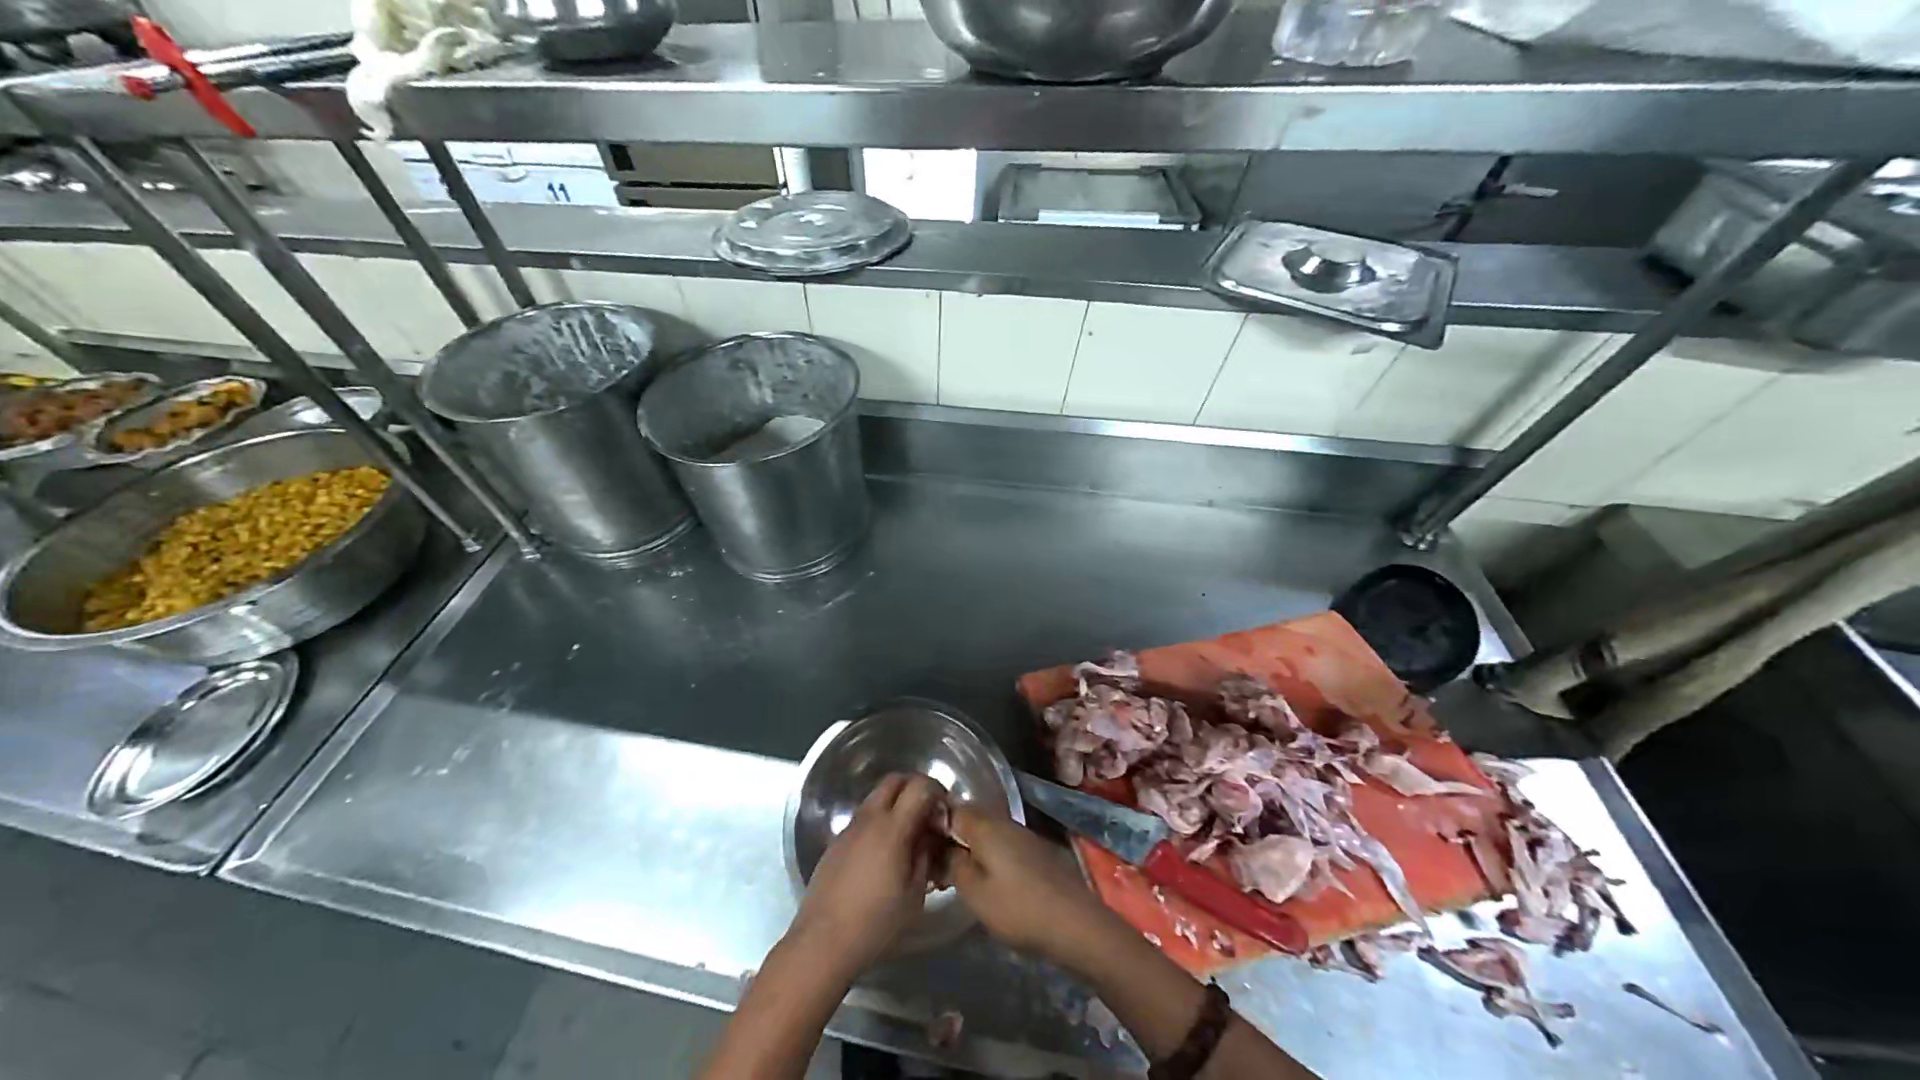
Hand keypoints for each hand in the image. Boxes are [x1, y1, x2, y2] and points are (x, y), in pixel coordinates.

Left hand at [789, 773, 943, 974]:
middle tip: (929, 814)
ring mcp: (849, 830)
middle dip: (915, 788)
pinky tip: (885, 855)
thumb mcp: (915, 894)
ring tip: (908, 837)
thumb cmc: (876, 923)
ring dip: (896, 805)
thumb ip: (925, 856)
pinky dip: (880, 822)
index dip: (937, 791)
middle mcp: (868, 820)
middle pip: (894, 780)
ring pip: (876, 798)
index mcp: (892, 828)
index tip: (945, 813)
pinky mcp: (836, 843)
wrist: (822, 942)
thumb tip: (930, 836)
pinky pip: (863, 819)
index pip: (919, 786)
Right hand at [944, 804, 1118, 968]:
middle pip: (969, 819)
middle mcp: (1004, 821)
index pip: (950, 808)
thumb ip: (952, 864)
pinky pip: (1002, 845)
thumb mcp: (974, 892)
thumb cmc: (1018, 908)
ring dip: (970, 848)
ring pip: (986, 833)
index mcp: (985, 825)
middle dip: (950, 836)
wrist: (1075, 924)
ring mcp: (1023, 836)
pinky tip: (984, 880)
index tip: (918, 842)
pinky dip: (989, 857)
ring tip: (954, 875)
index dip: (932, 821)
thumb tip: (940, 846)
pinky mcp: (1036, 853)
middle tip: (933, 862)